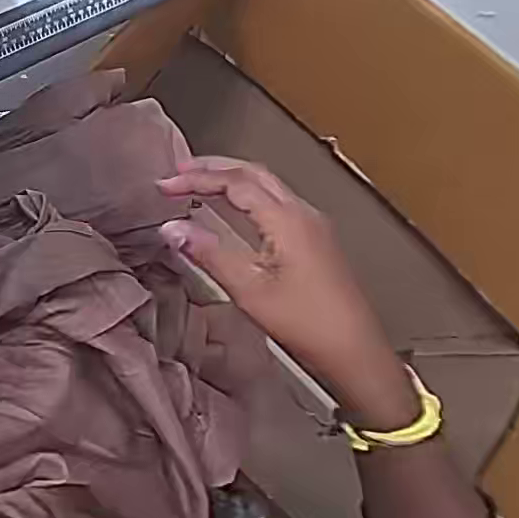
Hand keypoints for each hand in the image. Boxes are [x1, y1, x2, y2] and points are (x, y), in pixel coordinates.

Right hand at [157, 156, 418, 430]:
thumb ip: (208, 253)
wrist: (354, 351)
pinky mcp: (314, 239)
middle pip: (254, 172)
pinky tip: (231, 206)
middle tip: (178, 170)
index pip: (235, 183)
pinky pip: (275, 200)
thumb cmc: (304, 322)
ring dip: (230, 177)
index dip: (196, 179)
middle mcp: (302, 213)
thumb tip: (170, 228)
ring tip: (197, 180)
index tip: (163, 186)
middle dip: (213, 166)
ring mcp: (312, 224)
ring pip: (266, 184)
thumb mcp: (248, 289)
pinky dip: (246, 193)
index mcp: (287, 220)